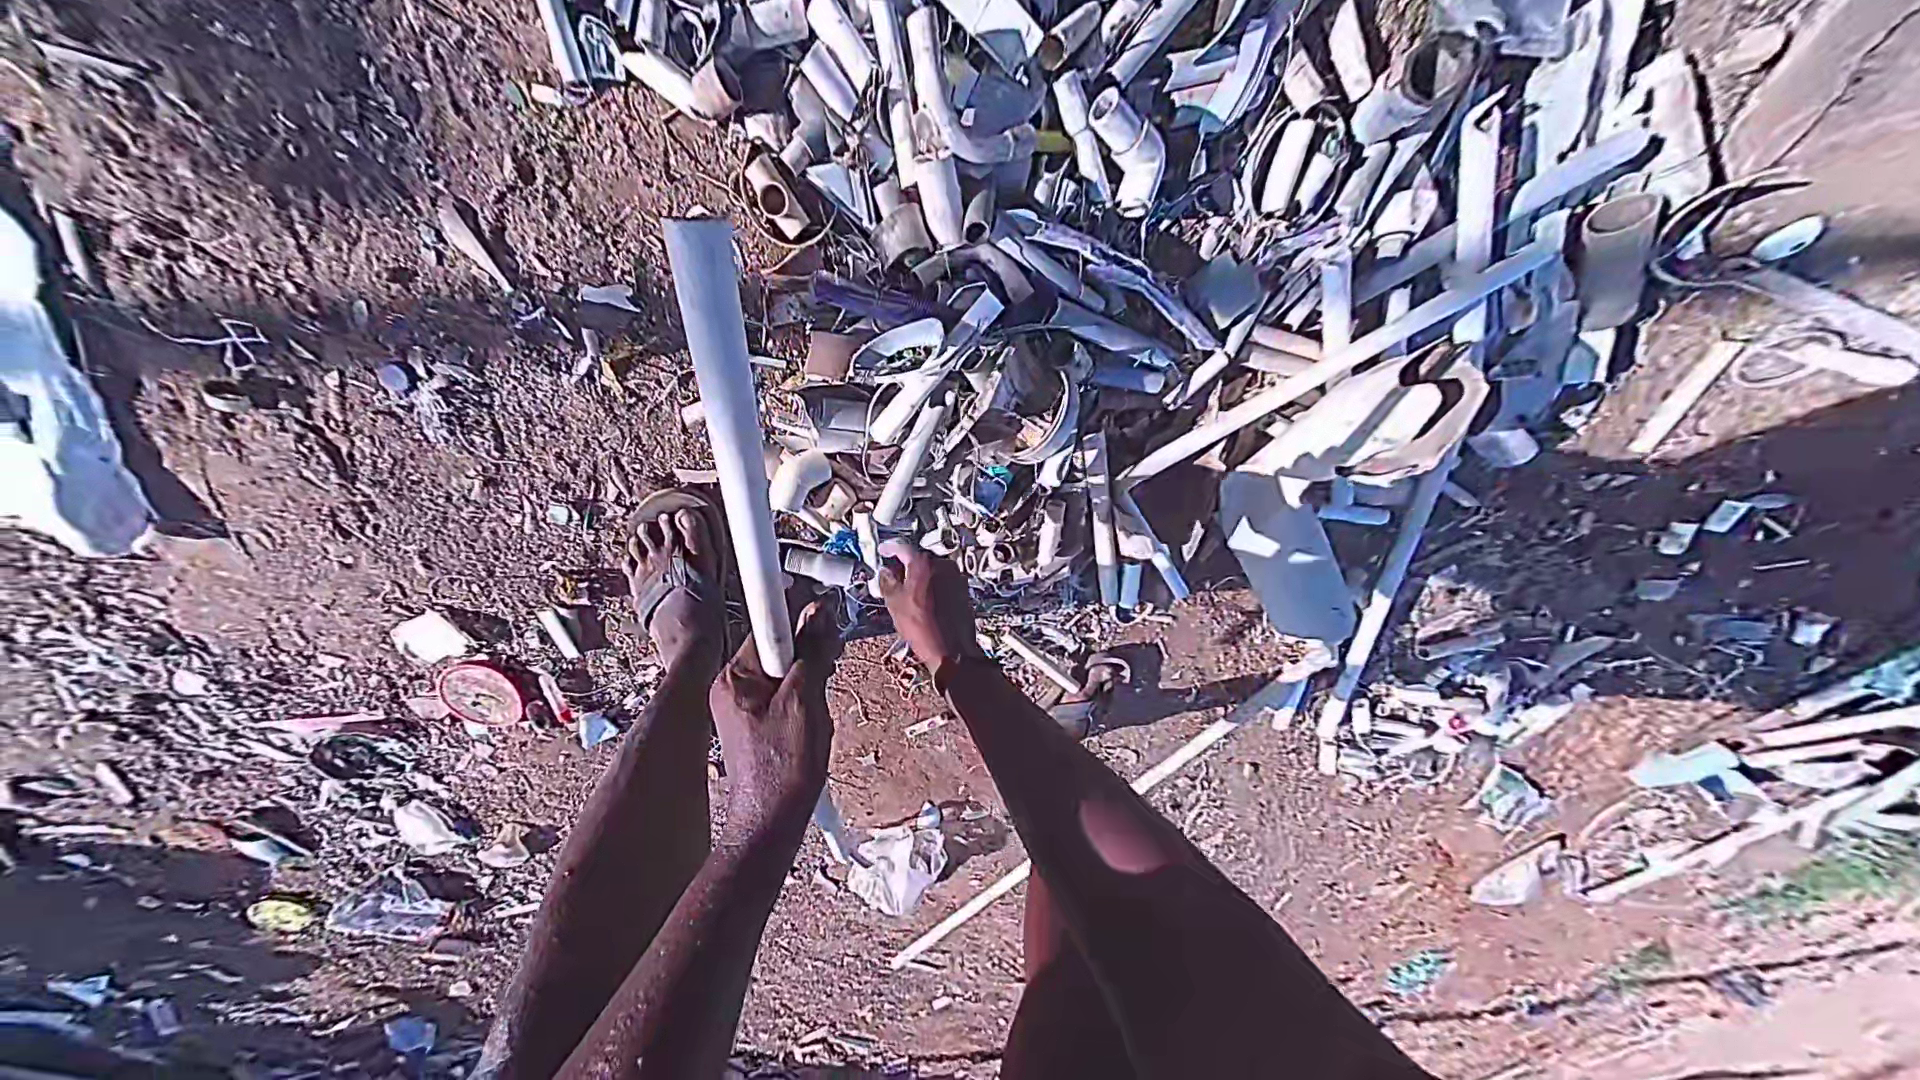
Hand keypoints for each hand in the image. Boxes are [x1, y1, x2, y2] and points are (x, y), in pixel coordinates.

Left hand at [709, 601, 840, 838]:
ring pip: (784, 667)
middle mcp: (731, 684)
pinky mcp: (755, 718)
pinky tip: (812, 717)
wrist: (772, 822)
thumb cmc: (784, 767)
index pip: (766, 625)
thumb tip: (819, 613)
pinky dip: (803, 694)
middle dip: (807, 652)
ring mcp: (742, 703)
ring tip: (817, 707)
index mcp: (733, 677)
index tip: (819, 600)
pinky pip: (783, 689)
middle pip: (777, 645)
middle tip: (827, 667)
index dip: (795, 612)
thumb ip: (811, 653)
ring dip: (809, 675)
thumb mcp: (804, 701)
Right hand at [875, 541, 981, 679]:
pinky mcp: (963, 590)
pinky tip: (923, 600)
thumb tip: (884, 573)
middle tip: (891, 574)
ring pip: (932, 570)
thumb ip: (887, 582)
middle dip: (904, 565)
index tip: (883, 551)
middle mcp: (943, 565)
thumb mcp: (894, 603)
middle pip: (919, 557)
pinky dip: (931, 585)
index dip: (889, 548)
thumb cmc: (924, 628)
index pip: (902, 546)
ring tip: (906, 591)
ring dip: (918, 576)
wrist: (952, 650)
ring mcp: (956, 577)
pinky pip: (942, 580)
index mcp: (924, 563)